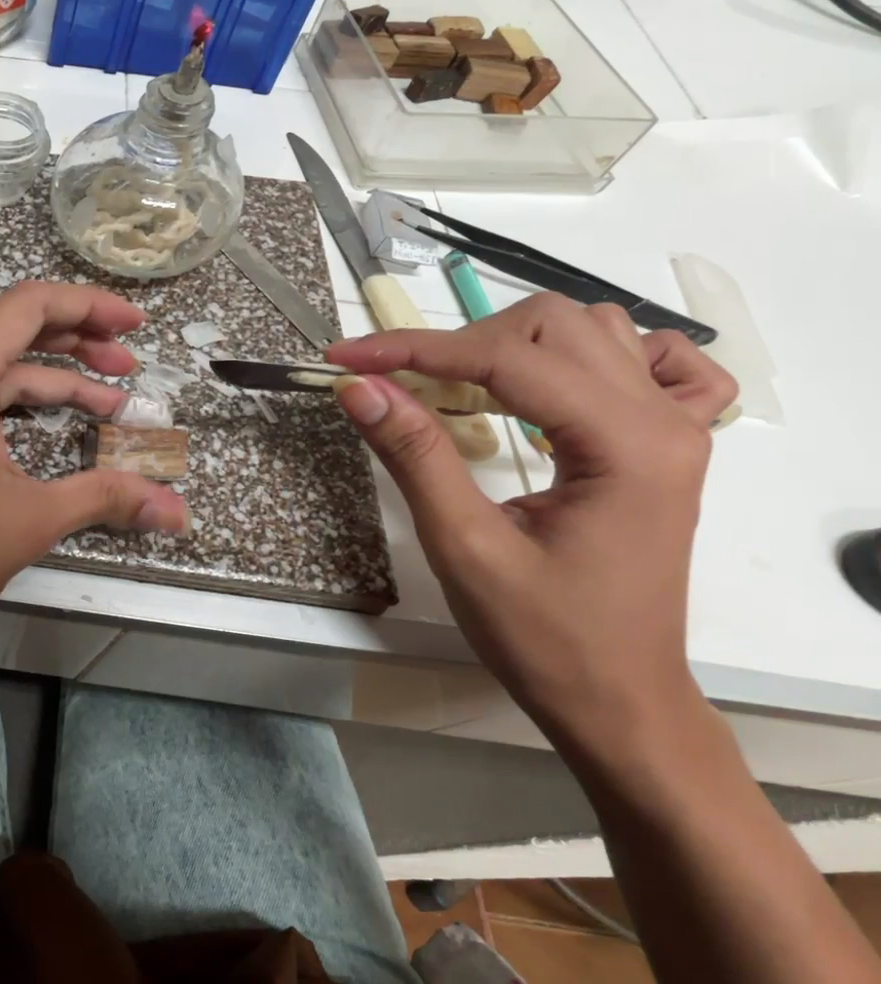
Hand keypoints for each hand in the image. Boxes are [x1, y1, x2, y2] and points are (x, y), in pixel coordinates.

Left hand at [0, 280, 190, 692]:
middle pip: (9, 330)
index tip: (136, 325)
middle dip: (76, 342)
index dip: (89, 306)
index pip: (27, 307)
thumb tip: (179, 510)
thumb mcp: (29, 521)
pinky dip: (12, 405)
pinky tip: (53, 426)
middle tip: (130, 364)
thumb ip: (107, 497)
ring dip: (48, 379)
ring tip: (109, 404)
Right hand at [325, 293, 738, 749]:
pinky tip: (556, 388)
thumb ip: (415, 455)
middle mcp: (665, 420)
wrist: (616, 696)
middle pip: (555, 326)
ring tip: (458, 392)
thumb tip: (359, 388)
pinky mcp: (668, 447)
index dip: (414, 349)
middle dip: (462, 344)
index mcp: (626, 445)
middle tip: (400, 390)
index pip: (508, 360)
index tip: (345, 358)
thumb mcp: (463, 546)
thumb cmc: (541, 635)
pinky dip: (597, 357)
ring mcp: (677, 429)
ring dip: (513, 345)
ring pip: (595, 332)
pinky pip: (656, 364)